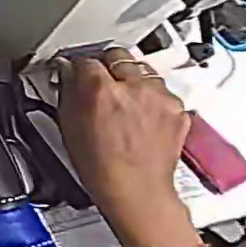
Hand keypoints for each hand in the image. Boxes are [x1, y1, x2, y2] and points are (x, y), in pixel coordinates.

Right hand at [57, 47, 198, 246]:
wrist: (135, 191)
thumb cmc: (101, 165)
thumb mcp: (68, 124)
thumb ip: (67, 90)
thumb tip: (68, 73)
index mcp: (99, 88)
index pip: (85, 58)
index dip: (77, 66)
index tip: (75, 70)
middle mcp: (133, 86)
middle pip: (117, 55)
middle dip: (106, 65)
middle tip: (99, 82)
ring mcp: (159, 97)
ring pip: (142, 71)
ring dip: (131, 80)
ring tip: (121, 102)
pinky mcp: (177, 109)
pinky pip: (161, 91)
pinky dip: (151, 98)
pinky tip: (139, 115)